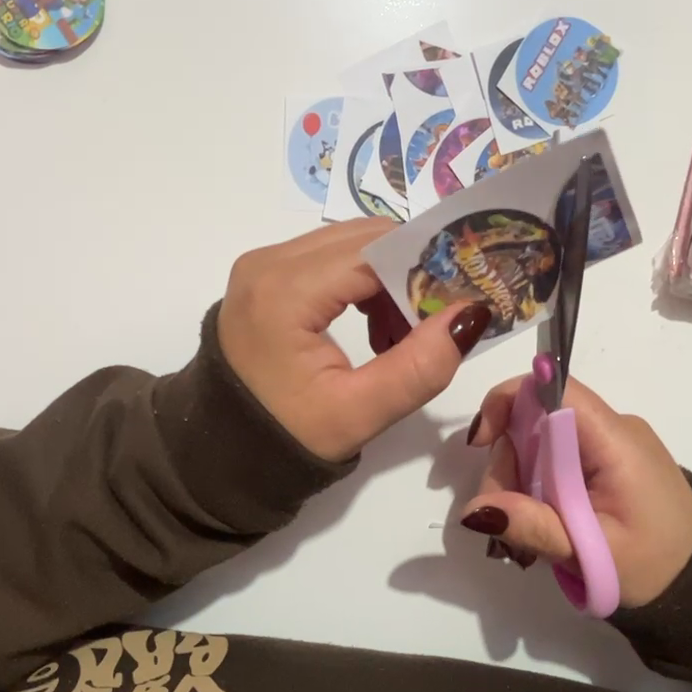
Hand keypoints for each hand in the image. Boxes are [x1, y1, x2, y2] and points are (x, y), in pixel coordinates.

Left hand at [219, 219, 492, 462]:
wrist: (219, 452)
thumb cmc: (285, 437)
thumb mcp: (358, 413)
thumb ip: (418, 366)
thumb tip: (472, 314)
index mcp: (283, 292)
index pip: (374, 251)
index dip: (427, 268)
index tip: (466, 299)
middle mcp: (267, 262)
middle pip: (363, 239)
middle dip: (410, 273)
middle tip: (437, 323)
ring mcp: (262, 266)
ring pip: (349, 246)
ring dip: (388, 280)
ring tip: (402, 337)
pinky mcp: (265, 277)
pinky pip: (328, 260)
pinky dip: (362, 284)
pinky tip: (375, 329)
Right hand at [457, 376, 691, 608]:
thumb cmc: (652, 565)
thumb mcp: (587, 553)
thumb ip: (532, 526)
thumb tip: (473, 510)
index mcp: (614, 441)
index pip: (552, 388)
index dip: (507, 401)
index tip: (480, 444)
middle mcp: (611, 429)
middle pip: (535, 420)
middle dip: (507, 462)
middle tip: (504, 518)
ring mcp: (609, 443)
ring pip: (539, 441)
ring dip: (518, 480)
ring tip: (525, 531)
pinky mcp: (605, 460)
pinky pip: (555, 456)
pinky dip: (536, 484)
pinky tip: (538, 520)